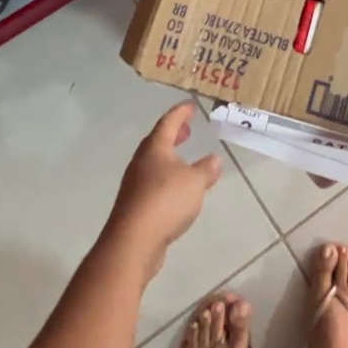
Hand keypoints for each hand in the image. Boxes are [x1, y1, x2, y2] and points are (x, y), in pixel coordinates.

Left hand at [106, 101, 221, 273]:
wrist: (133, 241)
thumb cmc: (165, 201)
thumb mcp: (194, 182)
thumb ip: (205, 170)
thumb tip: (213, 160)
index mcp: (155, 149)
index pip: (168, 123)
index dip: (180, 113)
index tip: (191, 106)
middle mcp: (141, 163)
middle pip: (157, 142)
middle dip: (173, 135)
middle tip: (187, 131)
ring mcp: (135, 185)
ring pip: (154, 163)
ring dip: (170, 158)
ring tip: (185, 161)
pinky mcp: (135, 206)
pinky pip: (153, 183)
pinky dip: (167, 179)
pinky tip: (177, 191)